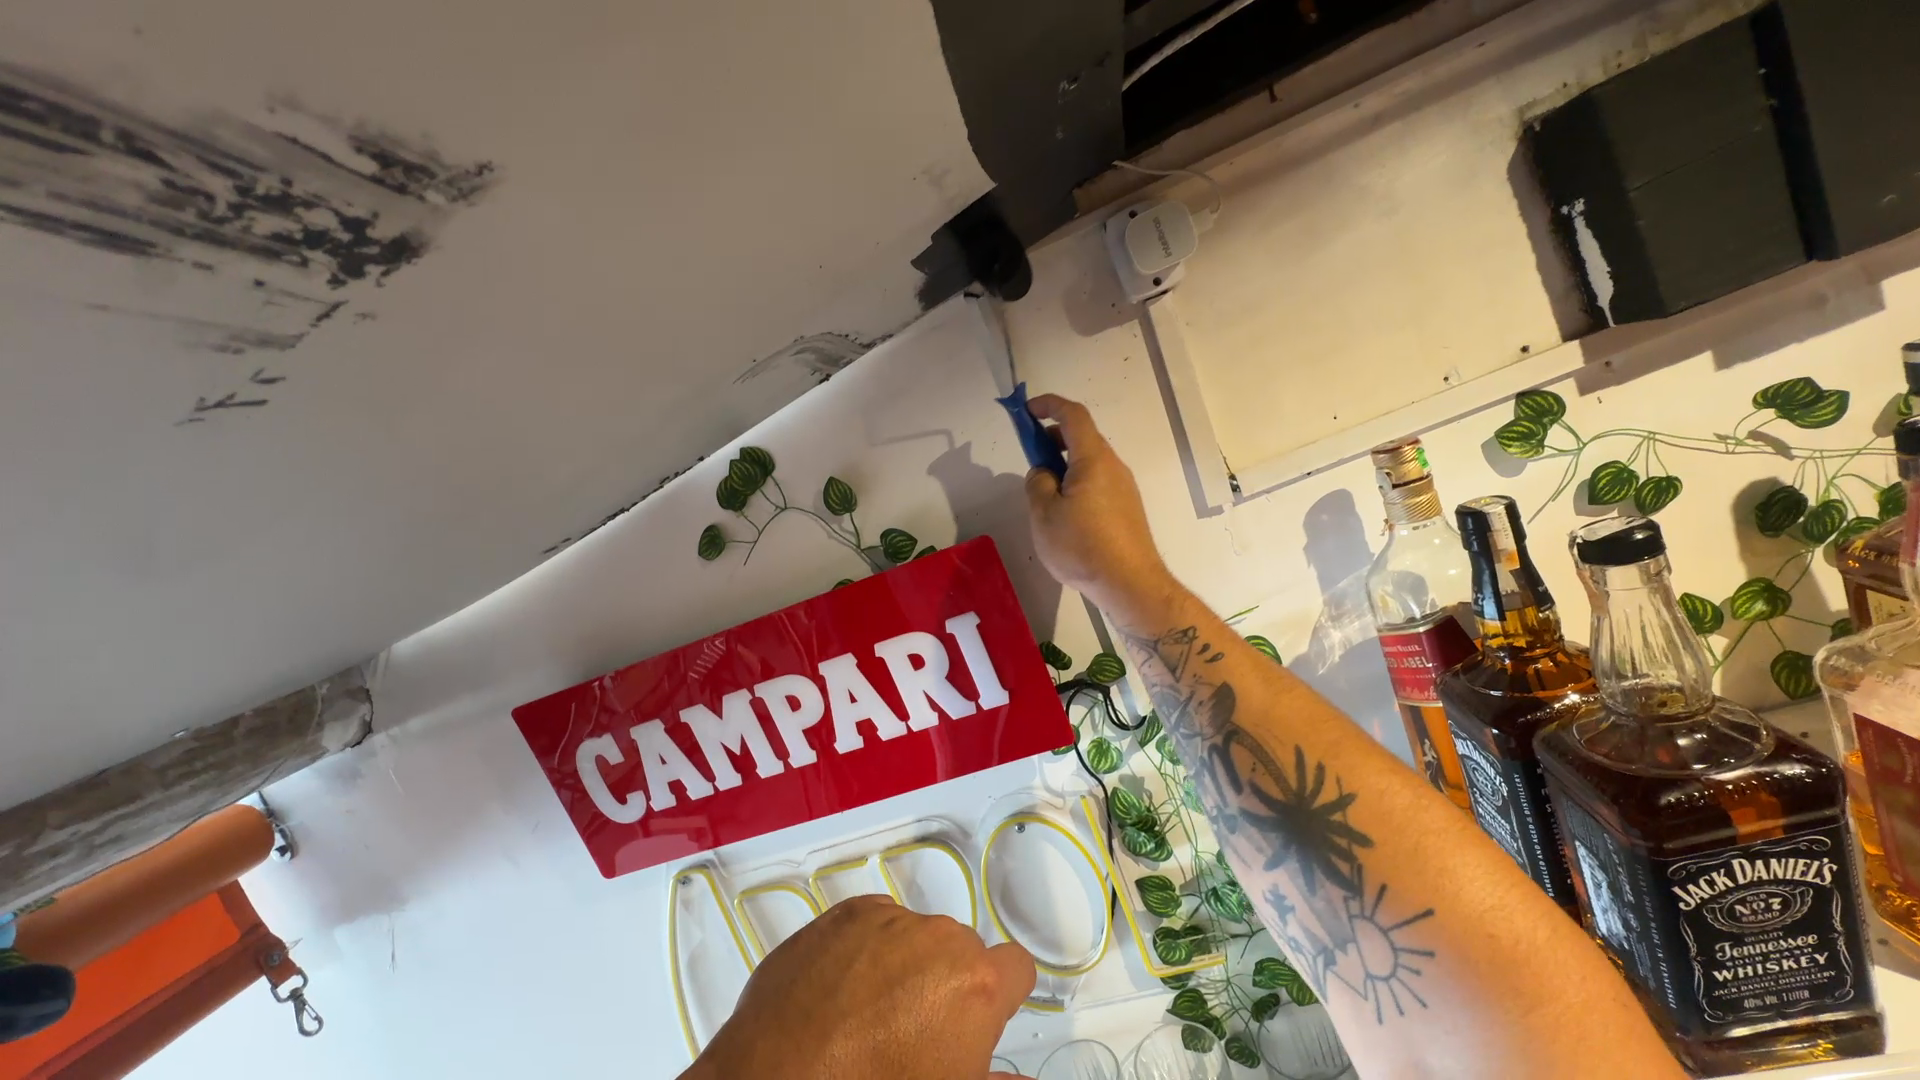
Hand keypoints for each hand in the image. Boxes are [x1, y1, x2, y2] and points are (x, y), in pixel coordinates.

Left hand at [683, 895, 1033, 1079]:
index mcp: (976, 983)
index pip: (1017, 967)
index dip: (1001, 994)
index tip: (978, 1020)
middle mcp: (938, 937)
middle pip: (960, 950)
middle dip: (946, 980)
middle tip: (914, 1027)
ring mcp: (887, 918)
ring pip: (914, 935)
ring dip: (904, 963)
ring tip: (868, 1012)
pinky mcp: (843, 912)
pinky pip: (872, 923)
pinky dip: (865, 948)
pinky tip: (841, 991)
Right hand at [1024, 395, 1177, 622]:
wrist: (1129, 583)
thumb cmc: (1082, 546)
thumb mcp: (1044, 514)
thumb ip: (1037, 483)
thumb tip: (1044, 473)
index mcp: (1093, 459)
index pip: (1073, 416)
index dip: (1049, 405)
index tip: (1027, 411)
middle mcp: (1113, 467)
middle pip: (1083, 439)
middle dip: (1053, 439)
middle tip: (1030, 458)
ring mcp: (1124, 488)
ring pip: (1090, 463)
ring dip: (1064, 466)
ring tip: (1044, 496)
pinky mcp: (1127, 509)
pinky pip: (1098, 483)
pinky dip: (1077, 484)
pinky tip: (1065, 516)